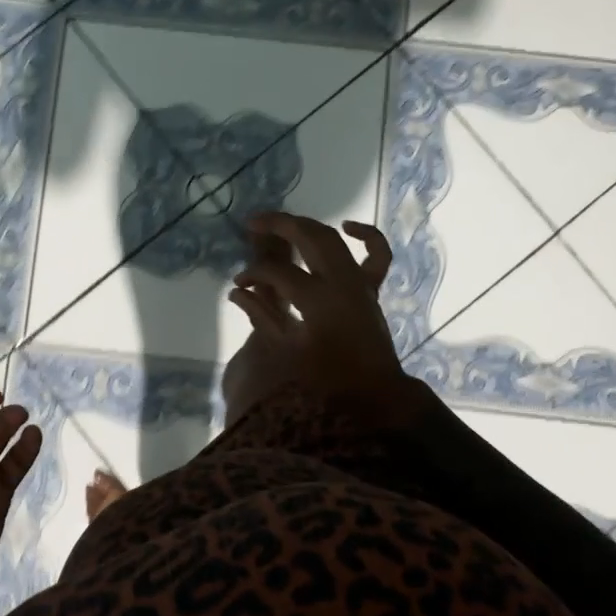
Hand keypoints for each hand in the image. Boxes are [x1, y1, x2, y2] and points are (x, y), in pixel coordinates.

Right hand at [228, 213, 404, 401]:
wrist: (374, 394)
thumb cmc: (328, 380)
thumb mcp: (288, 350)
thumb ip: (262, 316)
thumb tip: (238, 292)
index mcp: (318, 300)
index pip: (278, 272)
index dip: (254, 273)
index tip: (239, 283)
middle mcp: (341, 282)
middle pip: (309, 237)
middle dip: (278, 225)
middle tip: (253, 223)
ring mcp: (359, 281)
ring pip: (332, 238)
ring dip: (306, 225)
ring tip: (282, 222)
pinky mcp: (372, 288)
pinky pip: (377, 253)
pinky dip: (366, 235)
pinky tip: (347, 226)